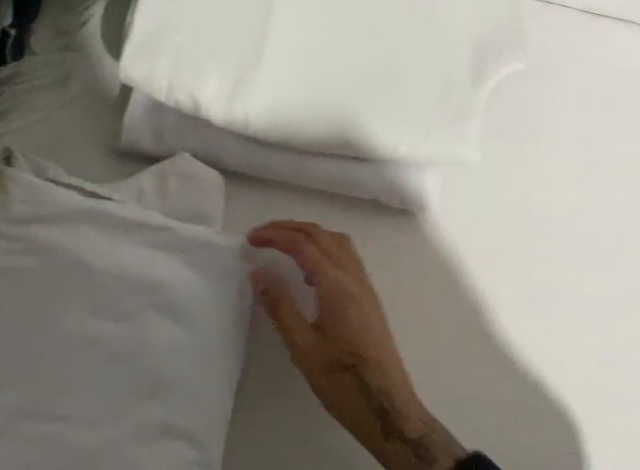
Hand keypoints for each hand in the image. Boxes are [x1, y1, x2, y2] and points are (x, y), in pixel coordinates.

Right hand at [249, 221, 466, 469]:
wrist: (389, 410)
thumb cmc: (343, 383)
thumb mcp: (303, 349)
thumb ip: (280, 307)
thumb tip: (258, 272)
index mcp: (336, 286)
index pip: (302, 244)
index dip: (275, 236)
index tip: (250, 239)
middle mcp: (353, 278)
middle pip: (320, 235)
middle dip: (289, 228)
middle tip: (261, 235)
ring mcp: (365, 287)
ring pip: (336, 242)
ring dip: (309, 235)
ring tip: (284, 246)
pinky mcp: (369, 299)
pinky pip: (346, 257)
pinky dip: (324, 249)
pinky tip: (310, 272)